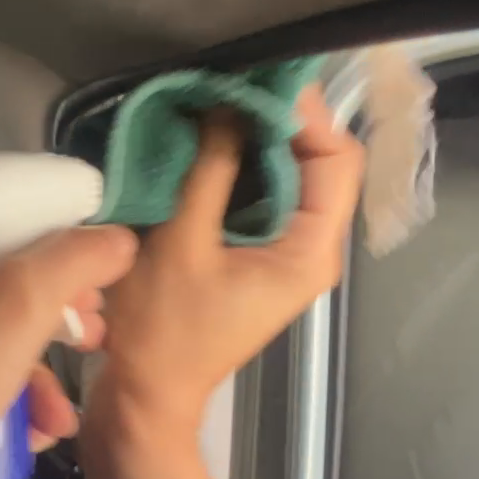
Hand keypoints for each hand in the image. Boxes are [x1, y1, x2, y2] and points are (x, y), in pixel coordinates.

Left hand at [0, 214, 135, 478]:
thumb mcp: (14, 309)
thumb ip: (76, 260)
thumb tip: (119, 239)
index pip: (5, 198)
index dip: (65, 230)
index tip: (101, 274)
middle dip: (53, 308)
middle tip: (90, 338)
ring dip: (29, 360)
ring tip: (62, 410)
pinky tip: (26, 427)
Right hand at [79, 84, 362, 478]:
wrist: (144, 397)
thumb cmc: (162, 330)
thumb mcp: (180, 243)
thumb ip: (209, 171)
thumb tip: (226, 107)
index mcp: (308, 252)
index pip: (334, 159)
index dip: (301, 113)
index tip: (252, 80)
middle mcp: (307, 252)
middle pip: (314, 165)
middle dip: (272, 122)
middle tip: (223, 89)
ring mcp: (280, 258)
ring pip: (282, 181)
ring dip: (249, 144)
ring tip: (207, 110)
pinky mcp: (251, 262)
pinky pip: (254, 202)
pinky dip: (232, 173)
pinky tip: (198, 153)